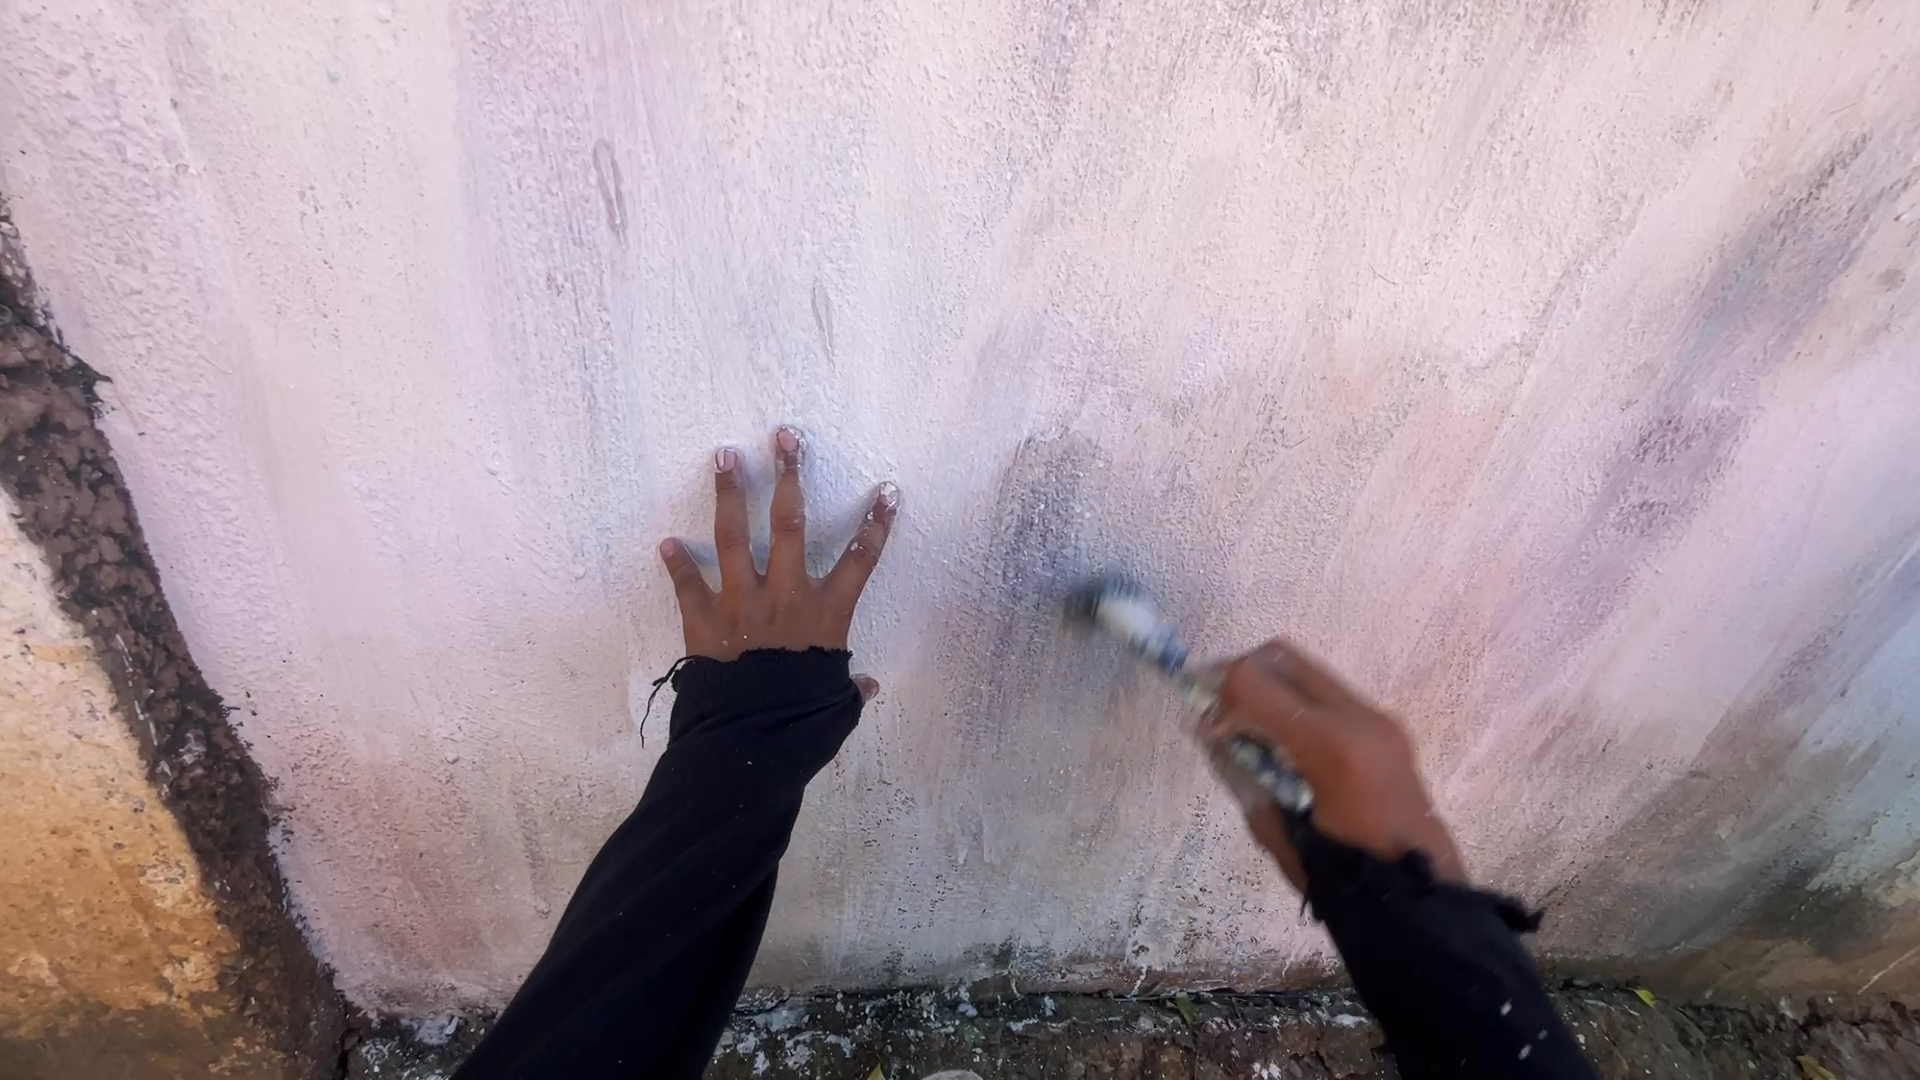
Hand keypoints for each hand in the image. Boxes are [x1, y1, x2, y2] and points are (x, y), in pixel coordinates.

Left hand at [657, 426, 898, 695]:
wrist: (748, 740)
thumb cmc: (800, 720)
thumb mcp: (834, 704)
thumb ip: (849, 688)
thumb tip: (868, 687)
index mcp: (825, 613)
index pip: (860, 559)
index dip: (877, 524)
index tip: (887, 491)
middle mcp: (785, 595)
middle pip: (791, 524)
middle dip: (790, 477)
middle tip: (784, 438)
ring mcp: (742, 603)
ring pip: (736, 538)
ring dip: (731, 495)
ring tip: (725, 456)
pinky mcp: (705, 622)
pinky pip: (689, 588)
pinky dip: (677, 566)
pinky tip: (665, 543)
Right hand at [1197, 640, 1464, 889]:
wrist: (1418, 901)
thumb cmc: (1340, 875)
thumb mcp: (1272, 825)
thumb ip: (1237, 768)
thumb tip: (1208, 730)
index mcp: (1332, 745)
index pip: (1255, 681)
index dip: (1218, 695)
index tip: (1205, 726)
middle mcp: (1359, 717)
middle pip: (1280, 657)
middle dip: (1238, 673)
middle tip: (1215, 703)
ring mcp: (1377, 718)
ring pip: (1303, 670)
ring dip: (1266, 686)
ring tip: (1245, 723)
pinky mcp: (1384, 726)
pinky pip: (1324, 694)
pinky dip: (1291, 702)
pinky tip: (1280, 737)